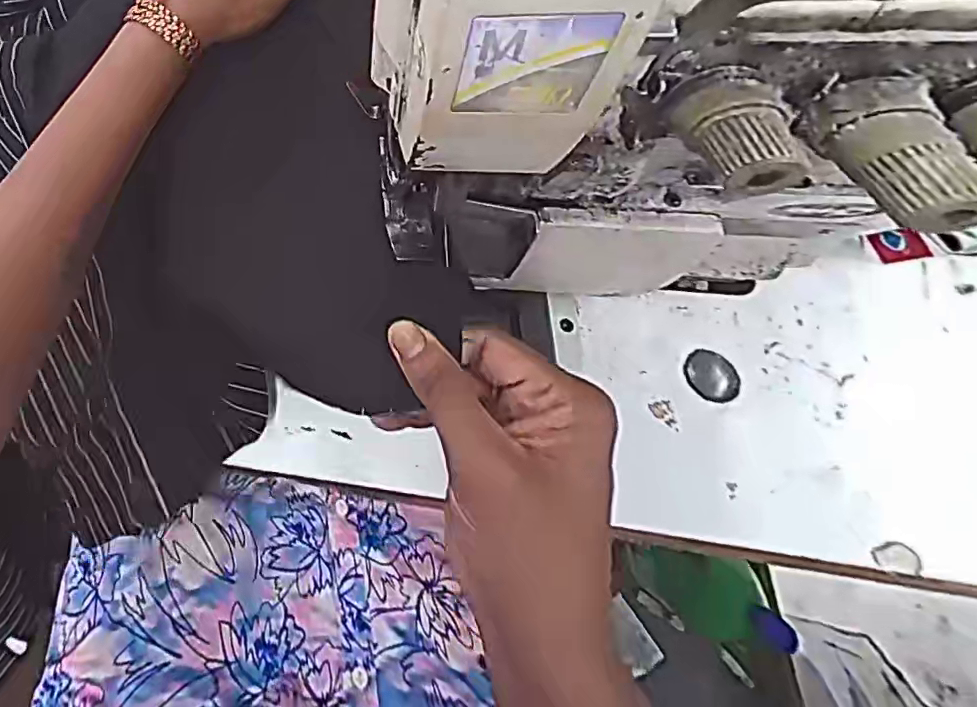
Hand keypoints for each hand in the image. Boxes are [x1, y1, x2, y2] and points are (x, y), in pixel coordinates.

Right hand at [386, 322, 636, 705]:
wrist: (536, 641)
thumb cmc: (533, 567)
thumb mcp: (480, 461)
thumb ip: (442, 389)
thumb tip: (411, 336)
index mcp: (572, 403)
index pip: (495, 346)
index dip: (446, 352)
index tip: (405, 354)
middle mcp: (561, 413)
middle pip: (483, 368)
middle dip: (439, 383)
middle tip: (405, 400)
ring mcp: (537, 436)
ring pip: (472, 393)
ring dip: (436, 405)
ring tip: (405, 418)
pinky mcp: (514, 456)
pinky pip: (472, 420)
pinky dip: (442, 424)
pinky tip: (418, 429)